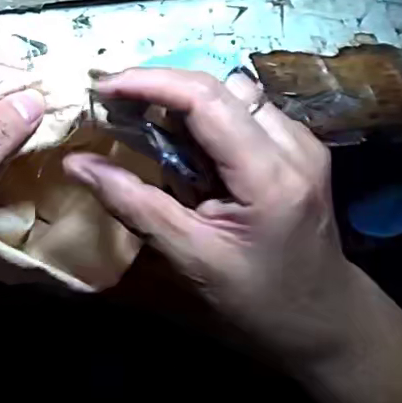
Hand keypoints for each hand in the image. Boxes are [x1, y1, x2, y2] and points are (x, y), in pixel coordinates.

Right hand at [62, 67, 379, 369]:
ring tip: (143, 119)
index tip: (103, 87)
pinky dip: (204, 113)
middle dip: (160, 84)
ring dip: (183, 98)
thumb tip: (76, 163)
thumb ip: (133, 205)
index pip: (206, 100)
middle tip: (114, 101)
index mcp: (270, 176)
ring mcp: (301, 140)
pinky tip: (183, 140)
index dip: (150, 82)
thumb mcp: (191, 258)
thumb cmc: (258, 301)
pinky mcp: (298, 143)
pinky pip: (243, 107)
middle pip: (219, 84)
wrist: (325, 320)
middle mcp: (293, 144)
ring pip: (232, 90)